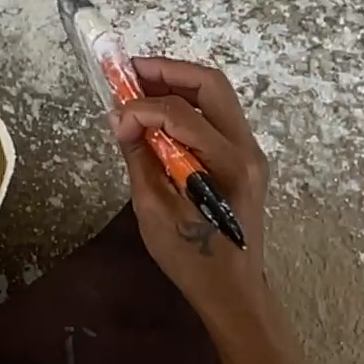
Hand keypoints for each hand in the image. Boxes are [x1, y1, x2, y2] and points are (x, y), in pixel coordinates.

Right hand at [112, 58, 269, 314]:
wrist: (233, 292)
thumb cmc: (192, 258)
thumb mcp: (153, 208)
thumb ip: (139, 156)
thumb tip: (120, 118)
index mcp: (229, 164)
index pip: (180, 113)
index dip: (141, 108)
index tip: (115, 121)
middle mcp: (247, 149)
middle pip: (209, 84)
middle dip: (165, 71)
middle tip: (128, 73)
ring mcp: (248, 151)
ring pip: (214, 93)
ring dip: (174, 82)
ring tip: (137, 87)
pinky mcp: (241, 156)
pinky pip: (213, 112)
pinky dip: (183, 101)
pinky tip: (155, 113)